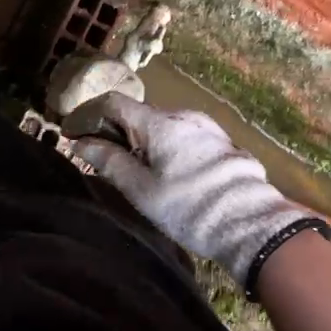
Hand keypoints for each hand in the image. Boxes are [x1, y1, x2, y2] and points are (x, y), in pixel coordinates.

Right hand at [72, 94, 329, 296]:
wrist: (256, 228)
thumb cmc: (191, 208)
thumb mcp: (142, 191)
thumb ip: (109, 161)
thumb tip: (80, 142)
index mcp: (159, 122)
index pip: (113, 101)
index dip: (89, 114)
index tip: (74, 133)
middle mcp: (183, 115)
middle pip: (138, 113)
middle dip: (115, 130)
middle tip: (104, 158)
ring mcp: (208, 128)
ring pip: (163, 126)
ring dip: (143, 141)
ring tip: (138, 171)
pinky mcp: (224, 144)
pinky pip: (184, 137)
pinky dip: (167, 148)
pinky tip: (171, 175)